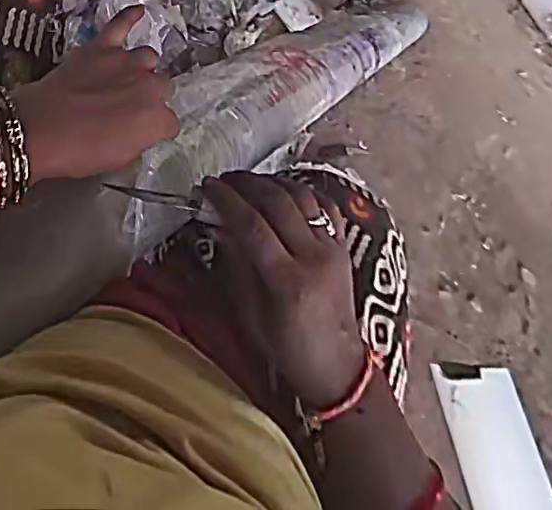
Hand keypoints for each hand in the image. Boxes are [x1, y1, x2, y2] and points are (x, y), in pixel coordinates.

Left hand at [14, 5, 178, 181]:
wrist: (40, 128)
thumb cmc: (78, 150)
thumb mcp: (119, 157)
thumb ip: (140, 138)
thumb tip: (141, 130)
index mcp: (155, 118)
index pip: (169, 121)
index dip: (156, 126)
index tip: (145, 130)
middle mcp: (147, 85)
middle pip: (162, 85)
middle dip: (150, 95)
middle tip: (131, 106)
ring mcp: (124, 62)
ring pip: (147, 57)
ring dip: (140, 67)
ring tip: (126, 78)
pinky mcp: (100, 48)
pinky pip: (120, 25)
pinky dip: (129, 17)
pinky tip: (139, 11)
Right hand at [202, 172, 368, 408]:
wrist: (337, 370)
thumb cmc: (285, 346)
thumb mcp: (248, 310)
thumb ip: (235, 261)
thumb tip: (218, 221)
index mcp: (285, 280)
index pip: (251, 223)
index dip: (225, 199)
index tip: (207, 186)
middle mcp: (313, 259)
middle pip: (277, 202)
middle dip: (245, 183)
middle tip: (224, 180)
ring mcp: (333, 251)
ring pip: (302, 197)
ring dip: (272, 182)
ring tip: (250, 182)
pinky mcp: (344, 248)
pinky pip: (326, 207)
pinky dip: (303, 192)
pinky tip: (284, 190)